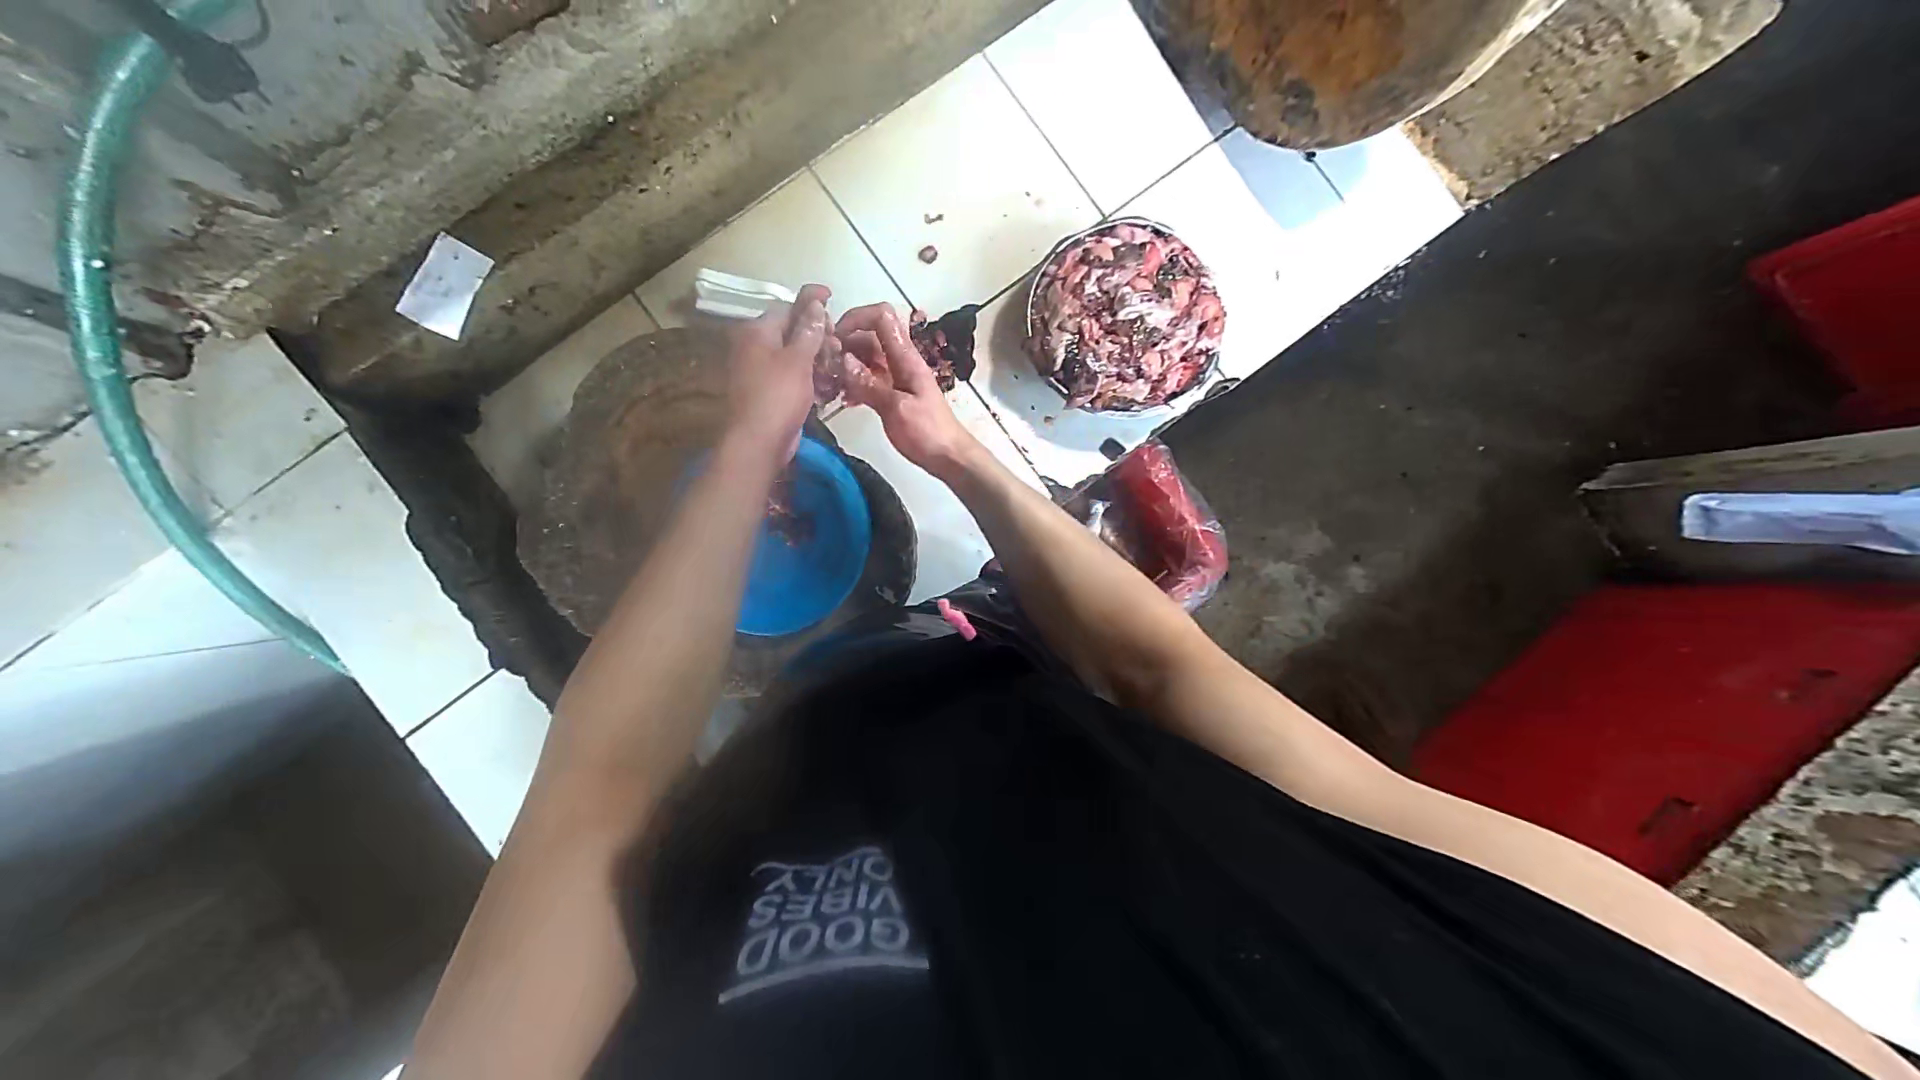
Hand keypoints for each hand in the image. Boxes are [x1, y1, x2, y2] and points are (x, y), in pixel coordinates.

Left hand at [723, 283, 830, 462]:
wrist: (759, 442)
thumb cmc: (778, 396)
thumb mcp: (798, 359)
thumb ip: (808, 330)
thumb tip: (814, 303)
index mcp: (757, 332)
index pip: (787, 308)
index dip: (810, 302)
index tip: (831, 296)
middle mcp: (756, 348)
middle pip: (792, 332)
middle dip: (818, 336)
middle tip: (839, 346)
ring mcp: (762, 372)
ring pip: (796, 357)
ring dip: (818, 360)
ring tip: (837, 368)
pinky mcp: (771, 394)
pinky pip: (794, 379)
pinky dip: (811, 380)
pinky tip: (828, 387)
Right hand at [836, 303, 978, 475]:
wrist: (950, 457)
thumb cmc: (927, 433)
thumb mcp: (896, 409)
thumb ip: (868, 384)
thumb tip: (843, 360)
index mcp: (905, 358)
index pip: (881, 317)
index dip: (856, 318)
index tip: (834, 338)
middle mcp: (901, 361)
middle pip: (869, 336)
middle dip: (845, 345)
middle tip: (824, 366)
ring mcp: (898, 377)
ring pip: (867, 358)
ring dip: (847, 366)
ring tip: (830, 384)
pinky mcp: (895, 394)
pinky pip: (871, 379)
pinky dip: (856, 384)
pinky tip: (845, 400)